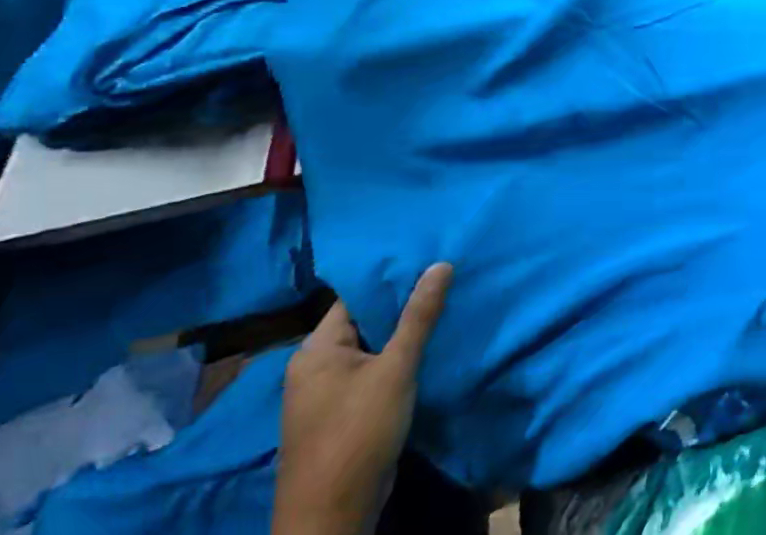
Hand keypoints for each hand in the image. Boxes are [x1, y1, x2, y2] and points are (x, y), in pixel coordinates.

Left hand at [272, 263, 452, 534]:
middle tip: (449, 276)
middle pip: (366, 321)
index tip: (432, 256)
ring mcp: (328, 391)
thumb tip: (440, 264)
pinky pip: (375, 370)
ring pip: (374, 347)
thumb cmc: (358, 431)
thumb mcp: (396, 368)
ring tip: (448, 304)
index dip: (393, 276)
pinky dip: (401, 357)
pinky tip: (432, 346)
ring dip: (406, 331)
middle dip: (406, 303)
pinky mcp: (344, 411)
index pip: (356, 297)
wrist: (333, 512)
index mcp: (316, 350)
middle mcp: (315, 366)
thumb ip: (419, 316)